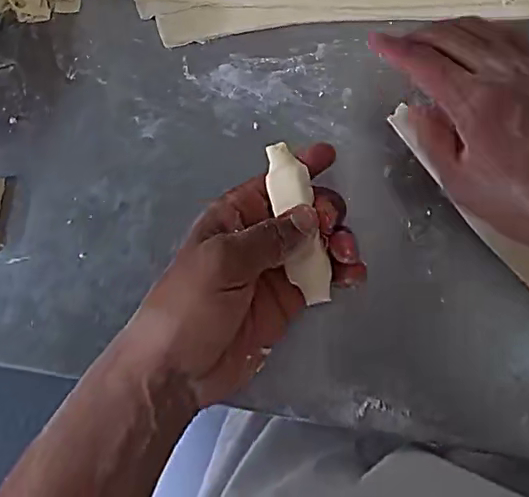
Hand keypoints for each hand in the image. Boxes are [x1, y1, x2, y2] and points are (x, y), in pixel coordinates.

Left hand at [113, 142, 366, 406]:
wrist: (175, 373)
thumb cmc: (187, 305)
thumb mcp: (222, 261)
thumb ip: (269, 238)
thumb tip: (310, 215)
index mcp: (236, 215)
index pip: (272, 182)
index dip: (300, 167)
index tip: (329, 155)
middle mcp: (259, 236)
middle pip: (303, 210)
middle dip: (325, 210)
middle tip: (332, 227)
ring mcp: (276, 268)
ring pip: (318, 242)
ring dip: (339, 241)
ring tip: (347, 256)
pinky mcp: (289, 300)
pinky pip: (322, 276)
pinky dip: (341, 272)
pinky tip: (353, 276)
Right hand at [373, 18, 528, 262]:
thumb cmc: (524, 205)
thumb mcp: (462, 183)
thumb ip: (433, 140)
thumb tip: (416, 109)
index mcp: (475, 102)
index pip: (424, 62)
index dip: (395, 49)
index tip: (377, 42)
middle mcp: (500, 75)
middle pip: (449, 36)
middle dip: (417, 35)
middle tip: (400, 45)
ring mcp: (527, 71)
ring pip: (479, 30)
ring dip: (448, 28)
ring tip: (431, 39)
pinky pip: (508, 36)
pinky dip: (483, 30)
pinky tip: (477, 40)